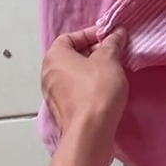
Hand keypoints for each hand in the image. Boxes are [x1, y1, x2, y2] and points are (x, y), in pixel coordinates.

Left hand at [41, 26, 128, 153]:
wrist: (90, 132)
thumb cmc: (97, 89)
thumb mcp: (109, 59)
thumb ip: (112, 43)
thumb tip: (117, 33)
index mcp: (54, 57)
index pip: (70, 37)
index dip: (90, 34)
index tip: (109, 38)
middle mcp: (48, 73)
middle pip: (72, 55)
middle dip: (94, 52)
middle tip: (115, 53)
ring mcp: (52, 94)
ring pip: (74, 74)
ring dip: (93, 69)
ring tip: (114, 70)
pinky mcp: (61, 111)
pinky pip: (75, 90)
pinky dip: (88, 86)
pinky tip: (106, 89)